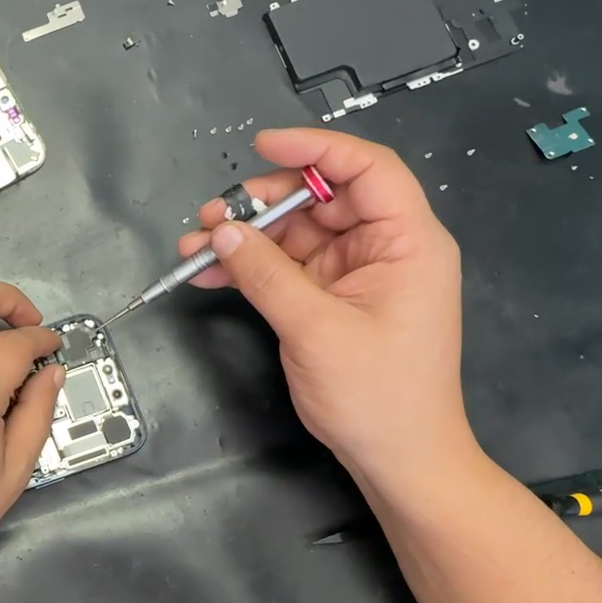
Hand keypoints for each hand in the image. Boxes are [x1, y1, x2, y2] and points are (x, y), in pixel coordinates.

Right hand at [178, 128, 473, 480]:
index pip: (366, 171)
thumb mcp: (315, 329)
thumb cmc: (376, 394)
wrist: (395, 456)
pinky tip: (209, 272)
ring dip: (244, 239)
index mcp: (407, 242)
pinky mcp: (328, 299)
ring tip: (195, 247)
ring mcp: (352, 275)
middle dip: (262, 203)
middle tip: (210, 217)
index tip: (263, 146)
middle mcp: (382, 248)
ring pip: (293, 235)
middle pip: (319, 200)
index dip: (315, 149)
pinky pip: (283, 269)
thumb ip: (265, 275)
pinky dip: (247, 269)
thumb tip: (221, 233)